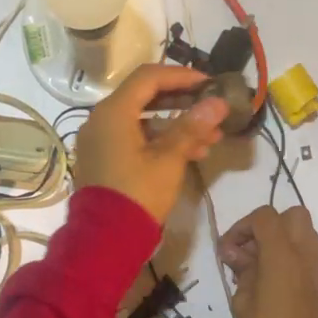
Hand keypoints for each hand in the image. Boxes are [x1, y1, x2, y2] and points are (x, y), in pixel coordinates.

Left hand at [73, 65, 228, 222]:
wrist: (106, 241)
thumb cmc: (138, 194)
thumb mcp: (169, 159)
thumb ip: (192, 127)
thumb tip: (218, 103)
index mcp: (113, 112)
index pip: (149, 77)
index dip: (182, 76)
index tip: (209, 84)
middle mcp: (100, 121)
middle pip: (145, 98)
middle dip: (182, 105)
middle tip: (212, 111)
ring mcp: (99, 142)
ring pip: (142, 123)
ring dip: (176, 127)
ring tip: (210, 141)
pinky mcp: (102, 161)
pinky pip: (133, 141)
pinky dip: (159, 143)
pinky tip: (189, 155)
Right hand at [220, 205, 317, 317]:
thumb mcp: (242, 299)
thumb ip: (241, 268)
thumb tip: (236, 253)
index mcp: (282, 253)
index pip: (264, 217)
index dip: (242, 227)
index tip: (228, 250)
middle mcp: (307, 253)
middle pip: (293, 216)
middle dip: (270, 227)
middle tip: (251, 252)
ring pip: (306, 236)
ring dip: (284, 243)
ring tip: (264, 270)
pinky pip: (312, 259)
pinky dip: (296, 261)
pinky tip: (280, 285)